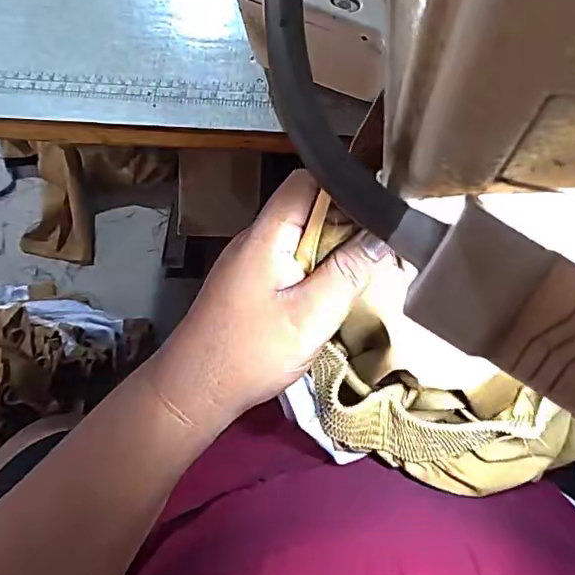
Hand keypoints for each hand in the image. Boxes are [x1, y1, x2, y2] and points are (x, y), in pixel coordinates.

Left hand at [141, 171, 394, 430]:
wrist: (192, 393)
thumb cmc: (245, 357)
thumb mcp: (311, 317)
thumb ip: (349, 273)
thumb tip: (381, 239)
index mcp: (267, 237)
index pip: (306, 181)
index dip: (345, 185)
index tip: (378, 205)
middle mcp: (256, 240)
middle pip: (308, 205)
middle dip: (346, 221)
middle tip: (376, 247)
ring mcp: (252, 260)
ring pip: (302, 234)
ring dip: (334, 247)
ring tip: (360, 270)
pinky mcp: (252, 281)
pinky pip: (293, 257)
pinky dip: (317, 266)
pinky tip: (331, 292)